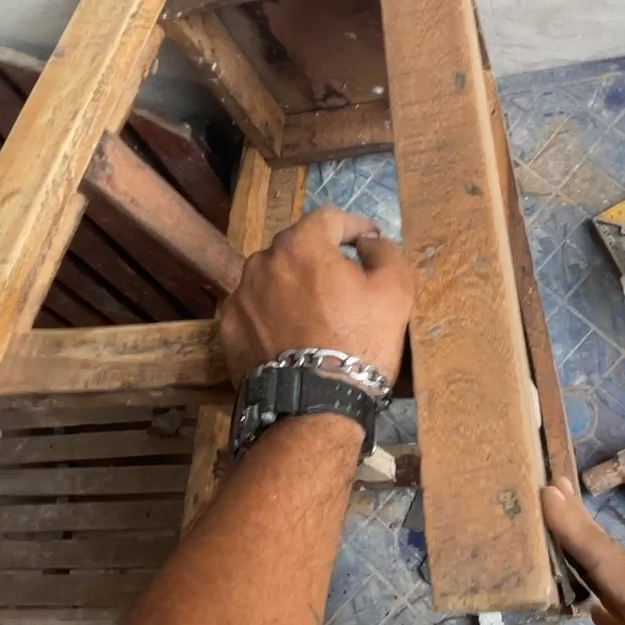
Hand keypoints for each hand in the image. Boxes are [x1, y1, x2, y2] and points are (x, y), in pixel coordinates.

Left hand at [219, 207, 413, 386]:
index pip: (329, 218)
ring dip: (295, 288)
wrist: (315, 406)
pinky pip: (257, 312)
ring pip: (274, 281)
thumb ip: (385, 252)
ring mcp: (240, 298)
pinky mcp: (229, 331)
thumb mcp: (395, 291)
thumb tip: (369, 243)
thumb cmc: (360, 343)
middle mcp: (260, 262)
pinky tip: (293, 338)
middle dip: (321, 260)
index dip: (354, 226)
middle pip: (298, 250)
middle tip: (345, 284)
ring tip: (316, 315)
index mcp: (300, 245)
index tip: (369, 239)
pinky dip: (274, 317)